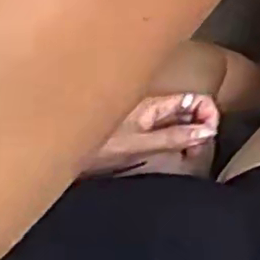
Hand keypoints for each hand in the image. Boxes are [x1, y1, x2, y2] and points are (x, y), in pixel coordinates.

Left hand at [81, 92, 219, 176]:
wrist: (50, 159)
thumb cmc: (92, 149)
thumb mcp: (138, 145)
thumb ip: (174, 137)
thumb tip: (208, 131)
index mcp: (155, 104)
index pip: (196, 99)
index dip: (209, 114)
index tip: (209, 135)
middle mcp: (152, 107)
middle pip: (191, 109)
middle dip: (201, 126)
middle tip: (199, 149)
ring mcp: (144, 118)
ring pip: (180, 120)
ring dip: (189, 135)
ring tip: (188, 153)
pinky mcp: (135, 131)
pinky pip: (167, 130)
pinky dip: (175, 140)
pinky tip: (173, 153)